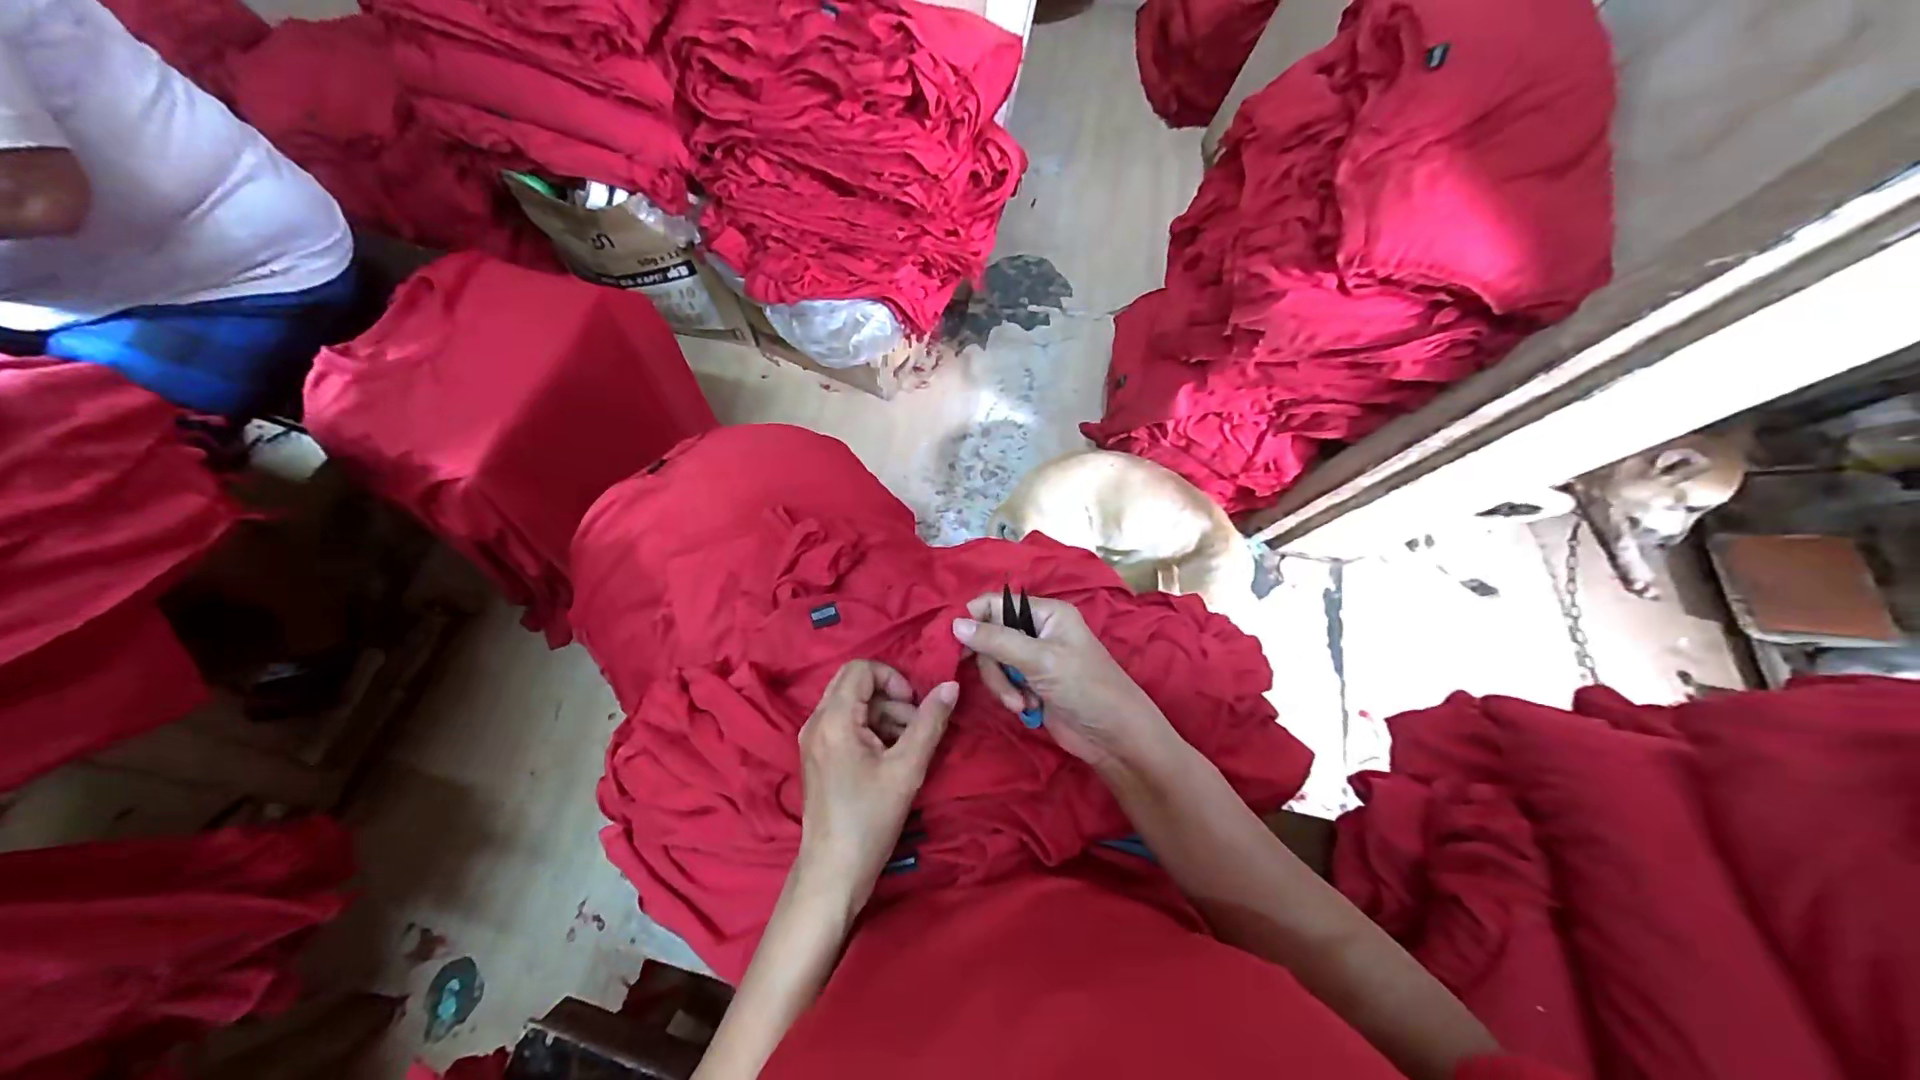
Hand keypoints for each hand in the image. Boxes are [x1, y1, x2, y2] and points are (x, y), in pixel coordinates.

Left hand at [795, 660, 956, 912]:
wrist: (833, 872)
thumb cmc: (870, 818)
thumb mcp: (908, 768)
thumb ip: (930, 722)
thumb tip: (950, 686)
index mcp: (833, 718)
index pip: (861, 669)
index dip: (893, 679)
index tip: (913, 708)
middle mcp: (816, 721)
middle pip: (856, 684)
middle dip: (891, 698)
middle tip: (914, 727)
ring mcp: (814, 740)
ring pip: (853, 705)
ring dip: (884, 715)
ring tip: (908, 748)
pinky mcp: (818, 756)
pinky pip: (846, 724)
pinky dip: (871, 730)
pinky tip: (891, 758)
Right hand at [952, 594, 1180, 771]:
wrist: (1114, 738)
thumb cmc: (1085, 688)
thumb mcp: (1040, 660)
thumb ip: (997, 641)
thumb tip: (955, 623)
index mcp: (1046, 612)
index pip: (995, 604)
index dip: (974, 620)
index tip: (957, 643)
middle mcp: (1038, 630)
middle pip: (990, 636)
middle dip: (994, 665)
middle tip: (1006, 684)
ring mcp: (1033, 659)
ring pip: (994, 663)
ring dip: (1003, 686)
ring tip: (1023, 703)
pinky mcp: (1030, 684)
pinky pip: (1003, 683)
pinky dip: (1010, 696)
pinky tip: (1029, 708)